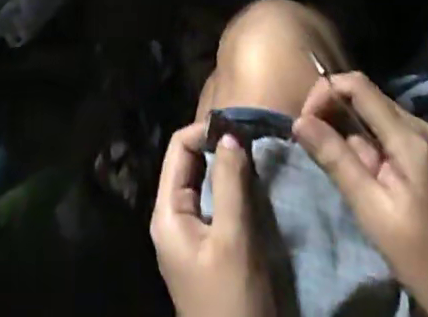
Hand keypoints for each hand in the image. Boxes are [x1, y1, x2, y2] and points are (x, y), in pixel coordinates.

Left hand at [150, 122, 275, 316]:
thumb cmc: (232, 300)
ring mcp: (191, 233)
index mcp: (167, 212)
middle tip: (255, 137)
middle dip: (220, 145)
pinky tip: (258, 183)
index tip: (242, 127)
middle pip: (191, 162)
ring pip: (206, 181)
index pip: (179, 148)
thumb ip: (229, 183)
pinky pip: (218, 202)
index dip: (206, 131)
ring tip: (260, 155)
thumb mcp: (233, 239)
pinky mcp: (210, 245)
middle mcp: (174, 217)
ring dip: (230, 165)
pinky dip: (235, 187)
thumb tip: (229, 133)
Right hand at [294, 73, 427, 316]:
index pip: (359, 86)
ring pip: (376, 113)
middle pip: (368, 96)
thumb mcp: (370, 208)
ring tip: (337, 163)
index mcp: (410, 137)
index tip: (306, 123)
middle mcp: (422, 126)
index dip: (326, 92)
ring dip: (350, 128)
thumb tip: (300, 122)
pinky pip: (388, 130)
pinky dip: (367, 140)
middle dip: (335, 111)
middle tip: (314, 143)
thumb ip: (336, 159)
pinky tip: (361, 170)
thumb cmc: (417, 253)